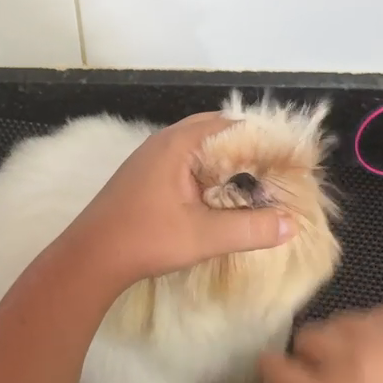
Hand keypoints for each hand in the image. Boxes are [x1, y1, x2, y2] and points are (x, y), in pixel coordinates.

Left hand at [49, 111, 292, 287]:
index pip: (232, 125)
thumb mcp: (204, 237)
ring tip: (256, 180)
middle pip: (215, 130)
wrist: (90, 257)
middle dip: (246, 147)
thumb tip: (291, 224)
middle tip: (276, 168)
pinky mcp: (144, 175)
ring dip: (225, 159)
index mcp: (179, 144)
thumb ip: (251, 229)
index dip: (263, 139)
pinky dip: (207, 170)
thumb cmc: (145, 239)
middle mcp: (163, 142)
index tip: (289, 158)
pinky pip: (185, 161)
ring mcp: (150, 157)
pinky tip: (220, 194)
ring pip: (199, 147)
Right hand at [259, 305, 382, 382]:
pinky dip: (378, 332)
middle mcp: (349, 357)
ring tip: (374, 367)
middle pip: (306, 336)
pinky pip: (375, 314)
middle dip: (313, 357)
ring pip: (340, 321)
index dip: (276, 374)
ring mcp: (382, 331)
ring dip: (345, 341)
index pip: (274, 367)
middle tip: (338, 380)